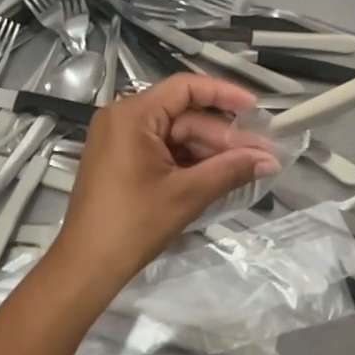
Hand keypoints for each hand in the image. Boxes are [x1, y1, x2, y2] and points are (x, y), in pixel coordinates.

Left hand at [50, 75, 281, 287]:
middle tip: (260, 152)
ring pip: (174, 133)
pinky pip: (160, 147)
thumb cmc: (133, 224)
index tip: (255, 108)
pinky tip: (217, 173)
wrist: (86, 266)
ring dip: (207, 150)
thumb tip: (269, 159)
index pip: (184, 88)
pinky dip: (187, 159)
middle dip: (221, 135)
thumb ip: (229, 170)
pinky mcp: (119, 158)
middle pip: (182, 114)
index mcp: (132, 114)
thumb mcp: (186, 195)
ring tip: (246, 166)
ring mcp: (118, 137)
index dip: (222, 93)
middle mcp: (122, 116)